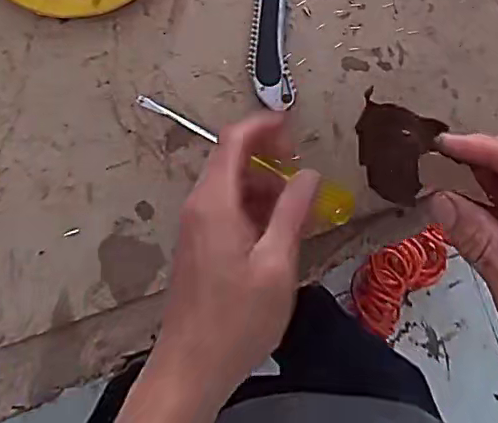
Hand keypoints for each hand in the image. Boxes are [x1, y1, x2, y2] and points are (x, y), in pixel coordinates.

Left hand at [120, 113, 319, 422]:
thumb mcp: (276, 264)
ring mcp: (198, 226)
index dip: (264, 123)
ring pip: (234, 183)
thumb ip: (293, 211)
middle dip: (271, 158)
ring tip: (297, 210)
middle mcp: (200, 206)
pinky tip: (278, 233)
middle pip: (234, 158)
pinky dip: (256, 206)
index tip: (293, 125)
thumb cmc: (233, 322)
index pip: (234, 138)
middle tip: (302, 174)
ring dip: (267, 185)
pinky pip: (230, 207)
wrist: (188, 374)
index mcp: (215, 202)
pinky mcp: (201, 244)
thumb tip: (309, 174)